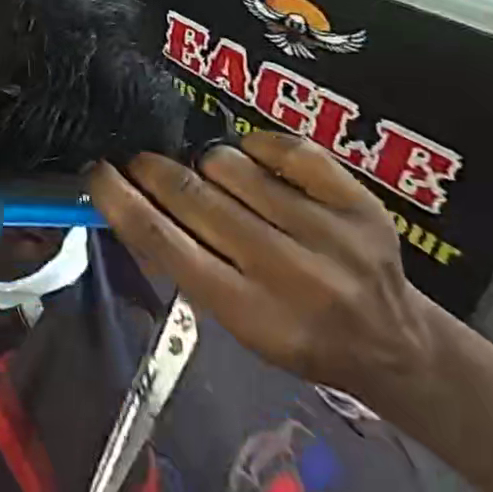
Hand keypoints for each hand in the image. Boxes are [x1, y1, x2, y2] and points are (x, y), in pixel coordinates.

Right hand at [88, 128, 442, 401]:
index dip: (117, 196)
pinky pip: (282, 146)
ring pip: (228, 164)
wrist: (396, 344)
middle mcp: (289, 272)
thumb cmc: (292, 334)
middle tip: (140, 165)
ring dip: (205, 165)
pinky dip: (255, 148)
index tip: (97, 171)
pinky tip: (255, 166)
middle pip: (189, 193)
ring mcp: (329, 234)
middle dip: (150, 169)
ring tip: (214, 181)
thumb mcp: (228, 318)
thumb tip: (119, 202)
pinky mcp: (359, 202)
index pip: (161, 239)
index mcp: (248, 311)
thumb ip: (175, 260)